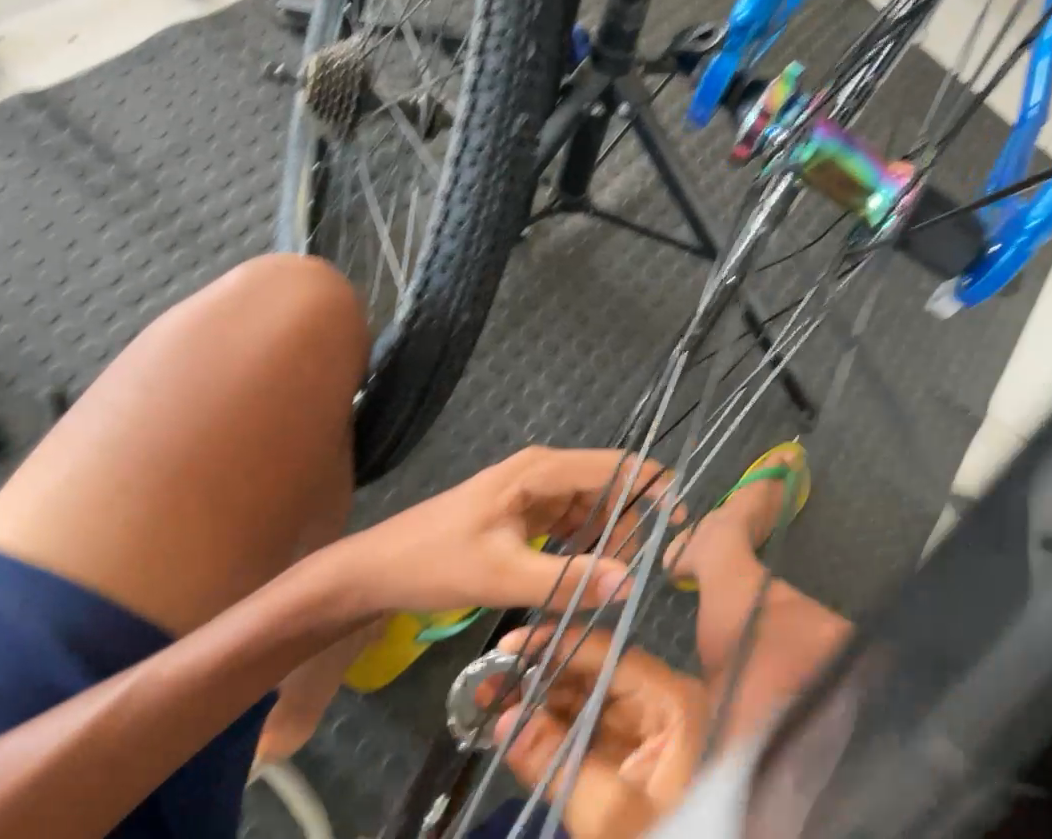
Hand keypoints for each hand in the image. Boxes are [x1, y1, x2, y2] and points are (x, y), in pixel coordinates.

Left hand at [325, 447, 671, 613]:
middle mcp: (544, 471)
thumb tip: (632, 585)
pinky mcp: (526, 510)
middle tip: (629, 572)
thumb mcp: (502, 576)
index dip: (655, 489)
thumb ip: (569, 579)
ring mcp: (535, 490)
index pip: (619, 466)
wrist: (372, 571)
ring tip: (604, 578)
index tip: (679, 524)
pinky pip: (574, 522)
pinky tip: (578, 573)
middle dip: (630, 525)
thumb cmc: (434, 564)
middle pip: (612, 488)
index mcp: (542, 471)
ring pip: (595, 508)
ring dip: (607, 539)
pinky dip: (585, 545)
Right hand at [490, 626, 706, 838]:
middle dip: (541, 675)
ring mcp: (642, 725)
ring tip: (486, 698)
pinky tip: (508, 725)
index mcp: (673, 701)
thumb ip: (559, 764)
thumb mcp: (611, 814)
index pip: (613, 656)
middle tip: (489, 678)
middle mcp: (660, 701)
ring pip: (584, 699)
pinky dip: (547, 728)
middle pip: (595, 673)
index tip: (510, 647)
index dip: (560, 646)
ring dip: (537, 700)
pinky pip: (582, 728)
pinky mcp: (625, 751)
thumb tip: (509, 719)